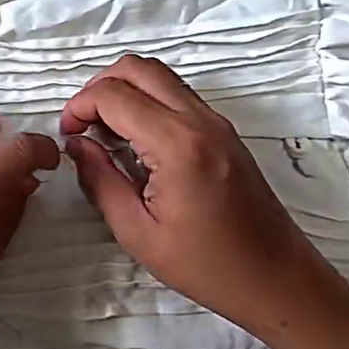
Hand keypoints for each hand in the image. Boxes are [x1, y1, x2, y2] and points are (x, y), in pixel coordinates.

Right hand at [59, 55, 336, 336]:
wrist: (279, 281)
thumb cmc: (209, 266)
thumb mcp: (137, 232)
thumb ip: (99, 180)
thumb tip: (76, 145)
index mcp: (178, 145)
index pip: (113, 95)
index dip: (78, 107)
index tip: (68, 134)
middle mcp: (200, 121)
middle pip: (136, 67)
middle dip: (98, 87)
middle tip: (82, 123)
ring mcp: (217, 122)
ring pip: (158, 74)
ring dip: (123, 90)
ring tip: (105, 130)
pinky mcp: (224, 131)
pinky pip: (175, 93)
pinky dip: (145, 99)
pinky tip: (134, 139)